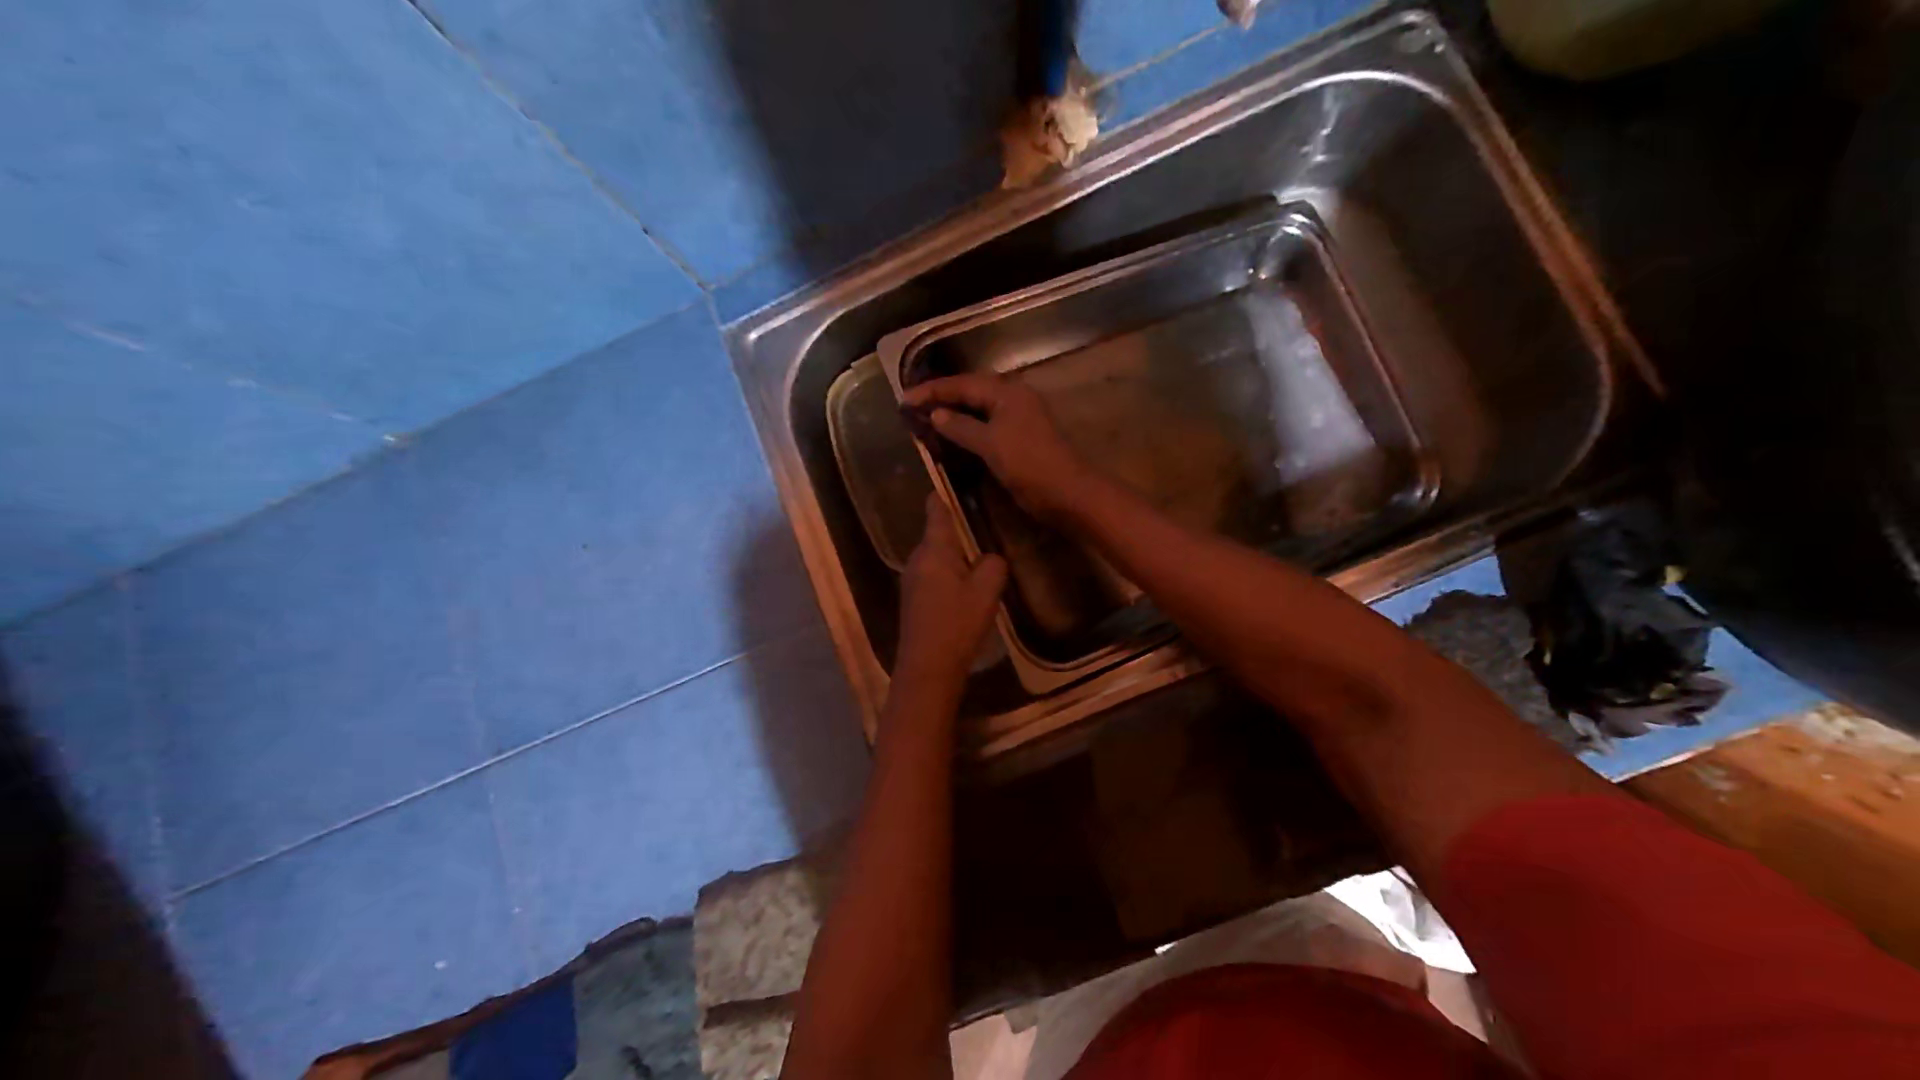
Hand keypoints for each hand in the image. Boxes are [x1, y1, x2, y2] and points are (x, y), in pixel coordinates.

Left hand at [896, 495, 1006, 687]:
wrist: (927, 668)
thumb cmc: (957, 623)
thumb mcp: (986, 590)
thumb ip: (993, 564)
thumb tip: (990, 557)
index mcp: (933, 549)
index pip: (936, 508)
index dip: (946, 491)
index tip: (959, 477)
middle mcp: (917, 558)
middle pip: (938, 533)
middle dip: (960, 527)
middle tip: (988, 521)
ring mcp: (912, 580)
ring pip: (938, 556)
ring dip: (957, 554)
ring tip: (984, 555)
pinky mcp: (914, 600)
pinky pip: (935, 574)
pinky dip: (951, 573)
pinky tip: (969, 587)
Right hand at [902, 374, 1093, 523]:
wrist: (1067, 493)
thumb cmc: (1029, 464)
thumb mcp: (990, 444)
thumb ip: (961, 427)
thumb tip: (936, 414)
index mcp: (1007, 392)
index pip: (962, 384)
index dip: (932, 391)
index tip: (904, 398)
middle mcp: (1013, 398)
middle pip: (971, 390)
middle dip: (941, 396)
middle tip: (912, 404)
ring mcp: (1018, 417)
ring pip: (978, 407)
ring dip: (952, 411)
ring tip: (925, 416)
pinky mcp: (1019, 437)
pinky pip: (985, 424)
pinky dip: (965, 427)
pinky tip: (950, 434)